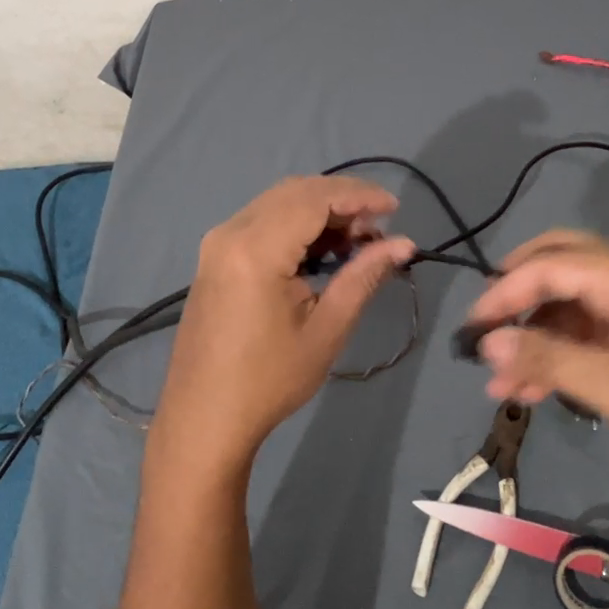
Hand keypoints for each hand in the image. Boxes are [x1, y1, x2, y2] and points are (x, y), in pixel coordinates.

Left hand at [155, 176, 416, 470]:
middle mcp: (230, 232)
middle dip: (340, 200)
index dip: (358, 195)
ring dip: (318, 210)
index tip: (396, 208)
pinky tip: (321, 250)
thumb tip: (404, 243)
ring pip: (276, 203)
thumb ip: (364, 276)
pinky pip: (259, 221)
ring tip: (356, 240)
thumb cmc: (269, 380)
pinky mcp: (213, 257)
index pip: (314, 198)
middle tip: (378, 230)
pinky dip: (294, 224)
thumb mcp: (326, 329)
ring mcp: (216, 243)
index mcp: (255, 248)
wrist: (204, 416)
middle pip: (294, 192)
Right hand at [466, 231, 608, 492]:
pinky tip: (539, 387)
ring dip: (536, 335)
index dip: (500, 295)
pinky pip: (593, 329)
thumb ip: (549, 358)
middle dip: (516, 297)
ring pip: (572, 303)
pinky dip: (562, 352)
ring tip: (503, 384)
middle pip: (558, 264)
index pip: (546, 267)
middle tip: (484, 330)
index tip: (469, 333)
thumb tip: (487, 340)